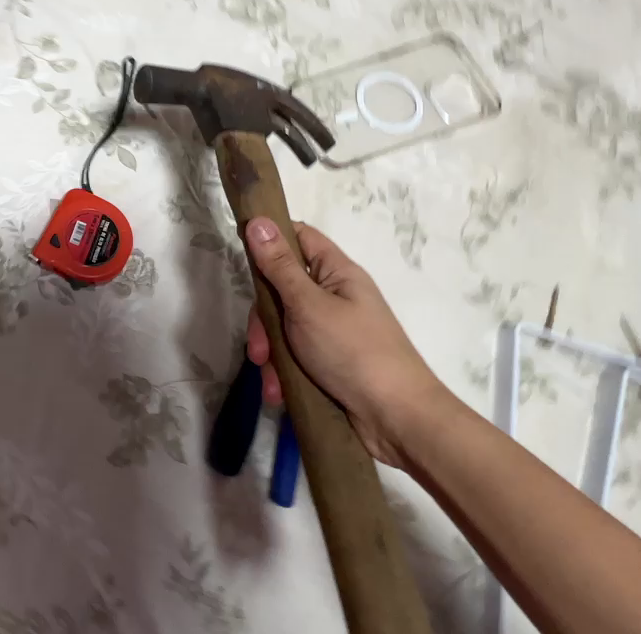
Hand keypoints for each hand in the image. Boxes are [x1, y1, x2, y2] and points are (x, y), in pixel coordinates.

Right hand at [244, 218, 448, 470]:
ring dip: (271, 352)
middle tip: (258, 347)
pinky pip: (295, 354)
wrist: (399, 420)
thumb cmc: (354, 352)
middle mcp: (334, 296)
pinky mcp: (329, 359)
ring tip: (270, 379)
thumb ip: (279, 266)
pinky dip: (283, 371)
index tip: (242, 252)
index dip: (270, 238)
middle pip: (282, 287)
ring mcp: (332, 329)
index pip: (299, 237)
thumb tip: (258, 220)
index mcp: (337, 273)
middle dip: (263, 318)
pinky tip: (279, 391)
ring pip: (284, 325)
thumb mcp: (308, 305)